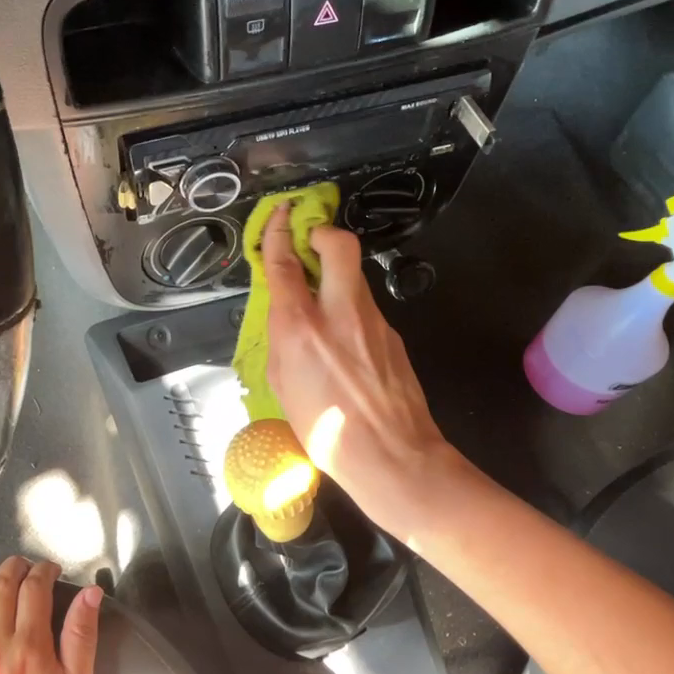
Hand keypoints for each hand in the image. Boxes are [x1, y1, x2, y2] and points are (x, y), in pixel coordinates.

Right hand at [260, 204, 457, 529]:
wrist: (394, 458)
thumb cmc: (326, 433)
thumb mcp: (284, 386)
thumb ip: (282, 341)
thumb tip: (285, 315)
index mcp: (301, 327)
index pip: (285, 263)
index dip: (280, 232)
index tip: (280, 215)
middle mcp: (339, 313)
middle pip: (338, 245)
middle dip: (323, 232)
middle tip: (311, 242)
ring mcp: (373, 320)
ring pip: (354, 278)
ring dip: (336, 278)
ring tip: (323, 306)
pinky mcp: (393, 335)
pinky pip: (366, 310)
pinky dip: (350, 312)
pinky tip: (346, 347)